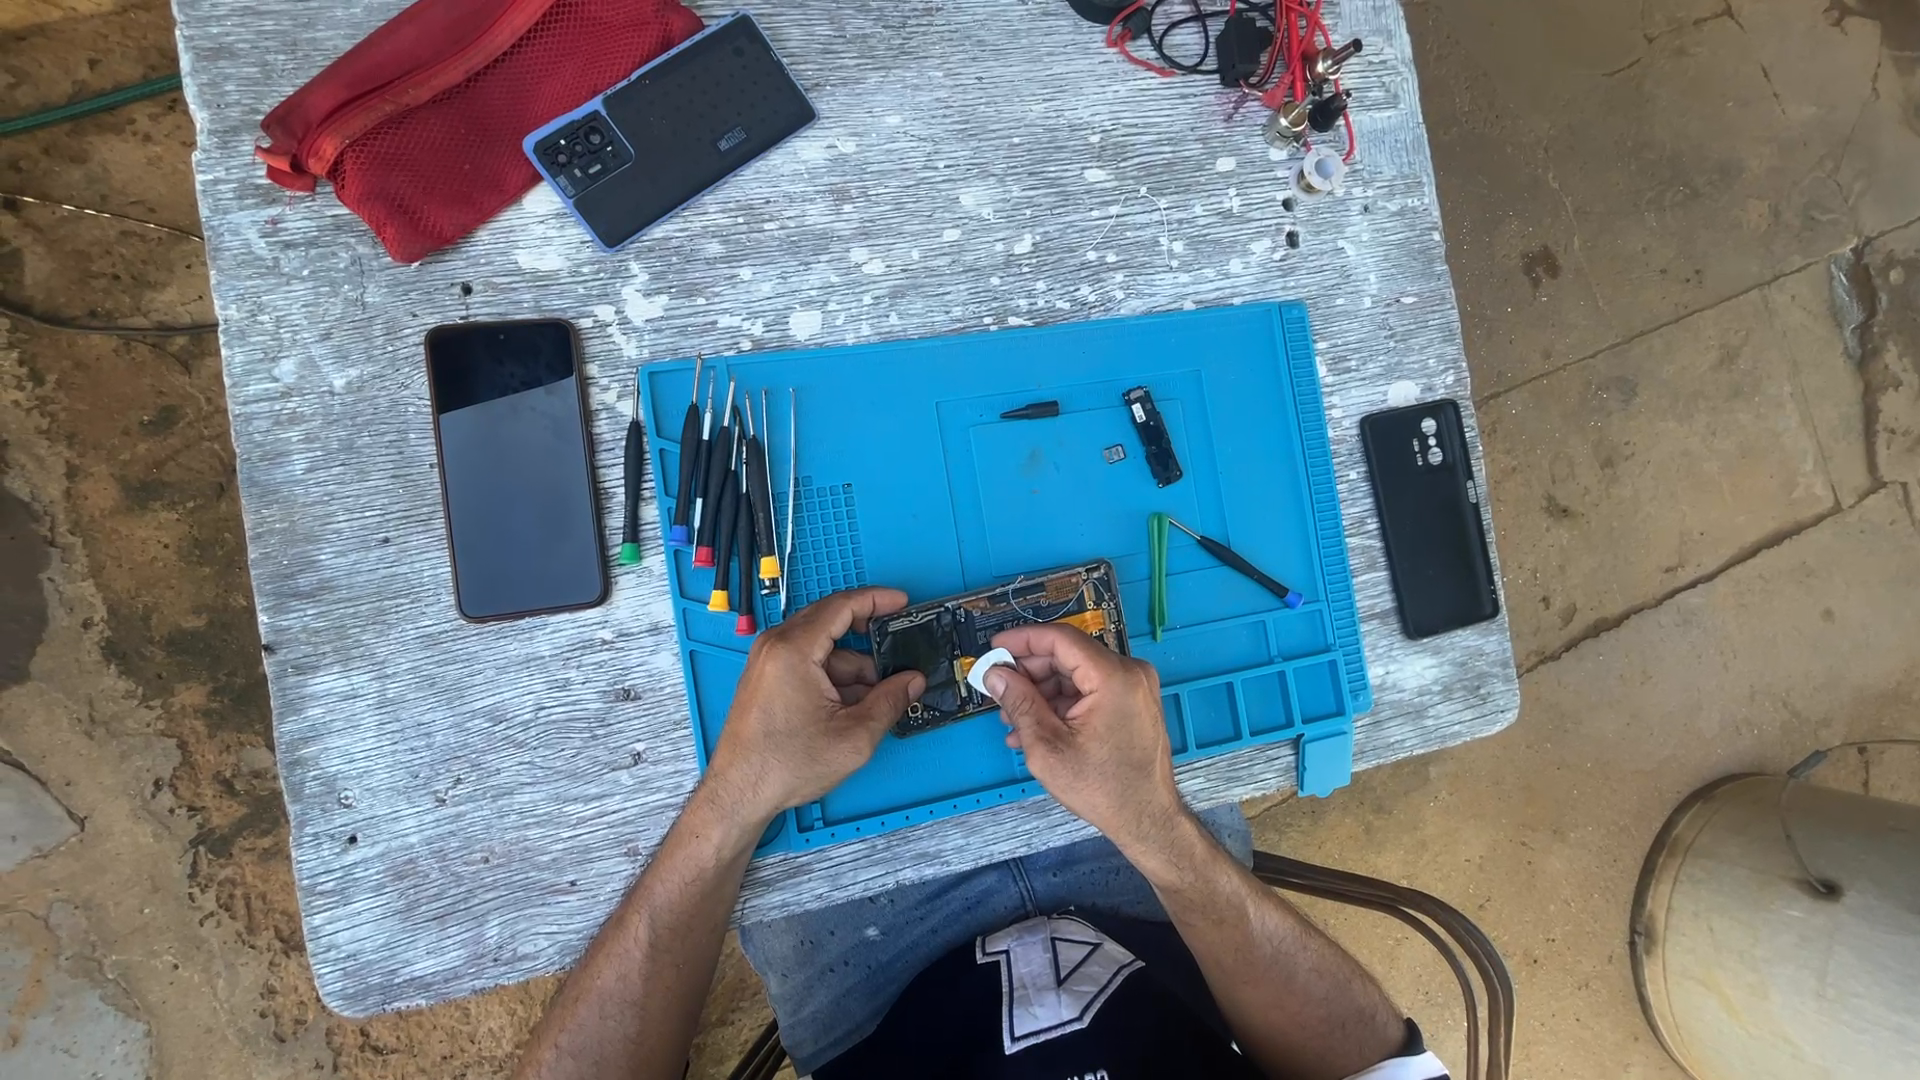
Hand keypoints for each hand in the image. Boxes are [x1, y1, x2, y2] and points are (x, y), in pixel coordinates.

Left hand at [706, 587, 925, 822]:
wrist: (739, 794)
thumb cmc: (782, 765)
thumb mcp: (853, 736)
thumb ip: (890, 701)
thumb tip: (912, 682)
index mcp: (794, 649)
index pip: (842, 605)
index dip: (877, 600)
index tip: (901, 602)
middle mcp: (776, 646)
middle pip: (832, 621)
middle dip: (869, 634)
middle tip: (898, 645)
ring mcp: (769, 661)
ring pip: (823, 646)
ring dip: (853, 664)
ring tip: (876, 696)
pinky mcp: (767, 677)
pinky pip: (808, 660)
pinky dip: (834, 675)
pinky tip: (852, 703)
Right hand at [985, 624, 1184, 850]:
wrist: (1147, 821)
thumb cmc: (1104, 789)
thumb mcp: (1048, 746)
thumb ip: (1019, 703)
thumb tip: (995, 675)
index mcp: (1113, 677)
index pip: (1060, 639)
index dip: (1023, 640)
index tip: (995, 647)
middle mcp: (1129, 673)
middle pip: (1067, 656)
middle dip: (1029, 672)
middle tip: (999, 690)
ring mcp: (1134, 687)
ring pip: (1075, 674)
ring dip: (1042, 691)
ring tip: (1013, 719)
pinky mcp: (1132, 702)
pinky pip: (1089, 690)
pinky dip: (1062, 703)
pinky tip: (1036, 727)